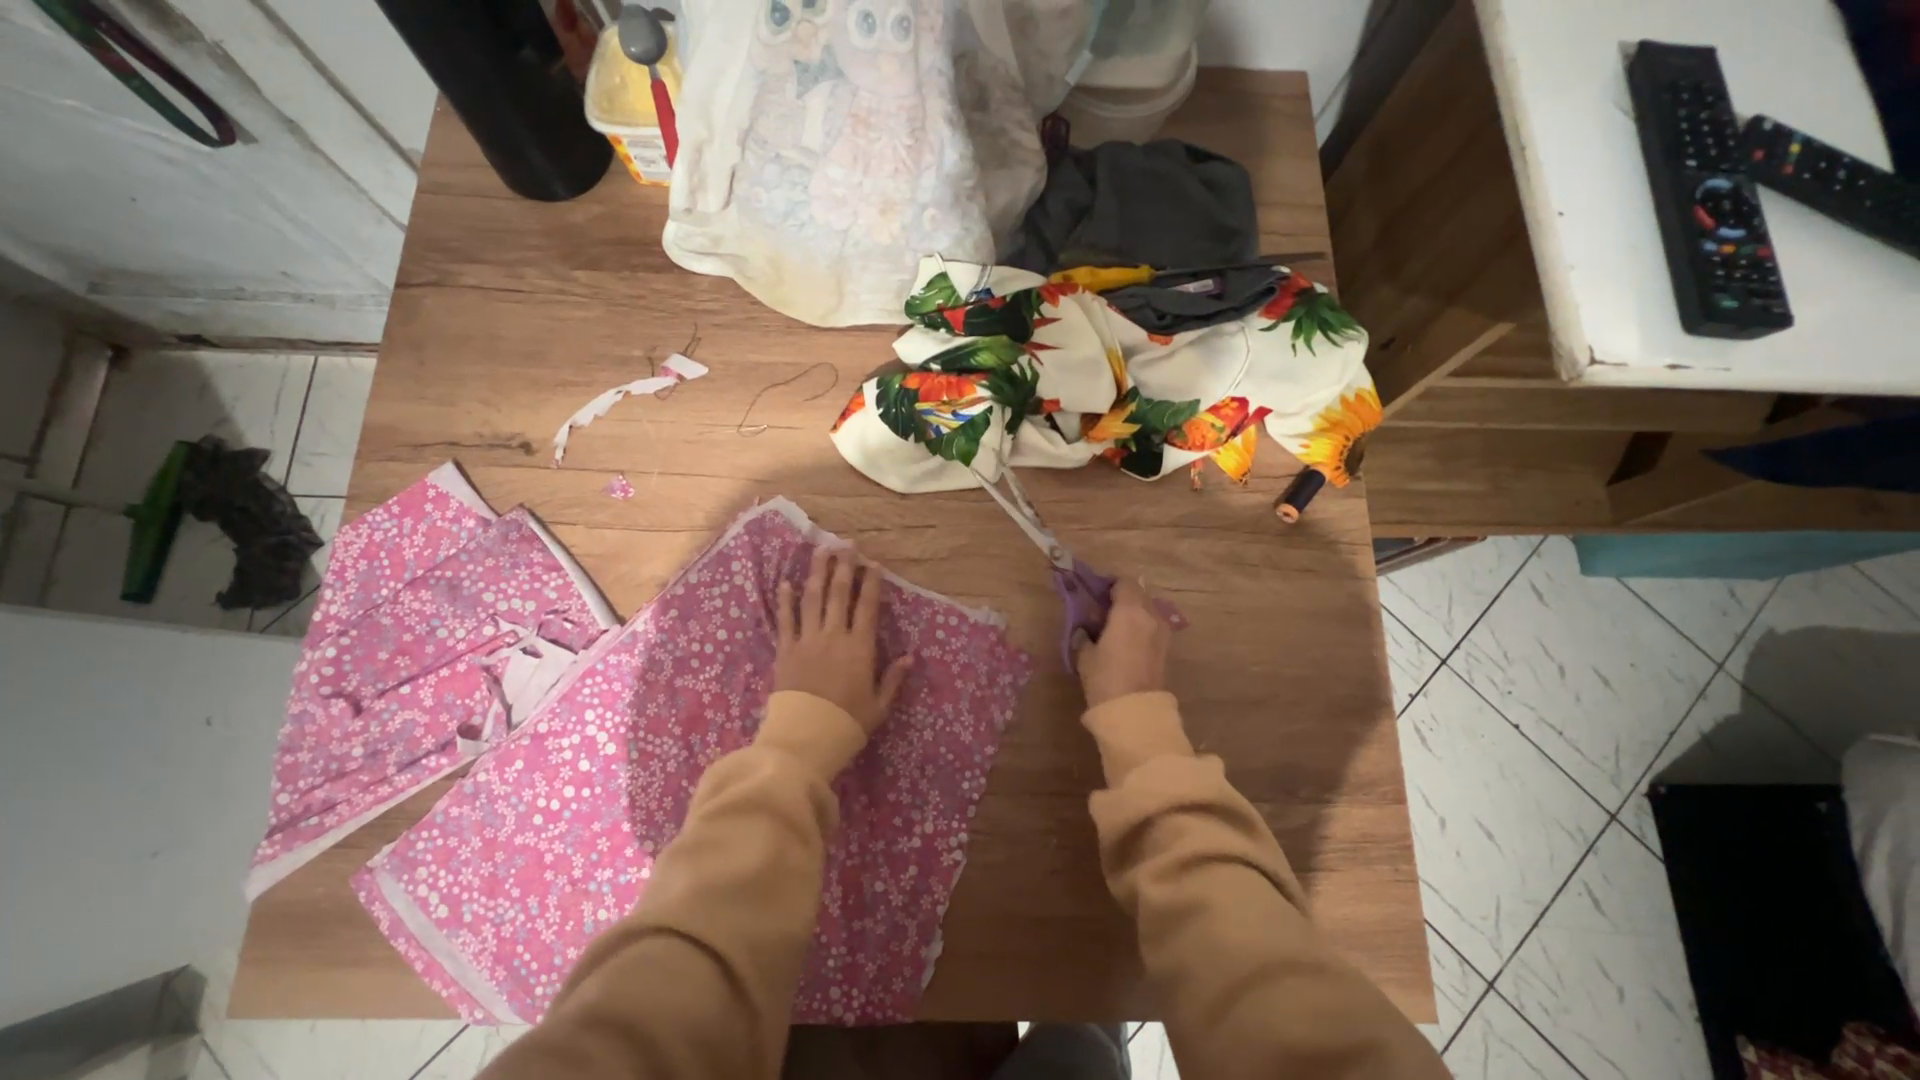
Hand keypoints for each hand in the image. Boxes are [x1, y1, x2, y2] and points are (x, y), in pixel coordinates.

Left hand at [774, 547, 913, 734]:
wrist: (806, 737)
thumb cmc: (847, 723)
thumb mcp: (879, 705)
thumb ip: (893, 679)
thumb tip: (909, 657)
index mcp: (860, 648)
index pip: (868, 607)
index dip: (871, 583)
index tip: (873, 564)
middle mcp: (834, 636)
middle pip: (839, 594)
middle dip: (844, 567)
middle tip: (846, 546)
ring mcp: (807, 640)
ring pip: (813, 599)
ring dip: (817, 573)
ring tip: (820, 551)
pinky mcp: (785, 650)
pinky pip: (785, 619)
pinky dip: (786, 600)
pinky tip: (786, 583)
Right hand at [1074, 577, 1171, 707]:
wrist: (1135, 712)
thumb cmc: (1106, 679)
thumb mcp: (1085, 656)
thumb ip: (1084, 635)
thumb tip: (1085, 630)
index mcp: (1130, 611)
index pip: (1123, 583)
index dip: (1109, 584)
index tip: (1095, 593)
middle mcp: (1151, 615)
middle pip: (1139, 594)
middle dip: (1122, 597)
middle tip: (1102, 609)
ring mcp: (1163, 632)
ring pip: (1148, 610)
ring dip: (1134, 612)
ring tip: (1115, 626)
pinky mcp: (1166, 648)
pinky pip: (1153, 626)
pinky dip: (1142, 626)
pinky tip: (1126, 641)